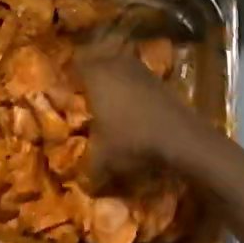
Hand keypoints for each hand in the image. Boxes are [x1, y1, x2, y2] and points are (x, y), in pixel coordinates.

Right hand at [75, 45, 212, 174]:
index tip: (64, 91)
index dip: (67, 76)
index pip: (73, 64)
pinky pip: (132, 73)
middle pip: (94, 59)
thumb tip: (80, 183)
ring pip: (114, 64)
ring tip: (106, 98)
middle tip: (82, 94)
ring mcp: (136, 66)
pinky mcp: (154, 75)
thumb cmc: (132, 140)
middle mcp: (113, 62)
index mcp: (94, 74)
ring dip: (109, 77)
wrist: (179, 136)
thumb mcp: (102, 160)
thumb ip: (86, 169)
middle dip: (87, 74)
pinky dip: (127, 84)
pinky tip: (129, 104)